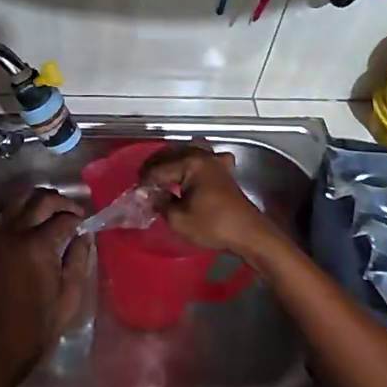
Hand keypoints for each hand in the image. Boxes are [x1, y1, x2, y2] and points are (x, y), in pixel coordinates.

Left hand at [0, 188, 92, 381]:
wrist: (1, 340)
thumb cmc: (40, 323)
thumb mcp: (70, 294)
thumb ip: (78, 259)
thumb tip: (84, 234)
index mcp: (37, 245)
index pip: (63, 219)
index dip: (78, 218)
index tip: (88, 224)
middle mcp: (15, 232)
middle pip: (40, 200)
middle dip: (61, 201)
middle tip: (75, 212)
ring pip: (18, 199)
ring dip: (38, 198)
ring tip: (54, 211)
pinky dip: (11, 207)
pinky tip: (25, 214)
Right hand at [140, 144, 292, 256]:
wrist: (249, 235)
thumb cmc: (213, 226)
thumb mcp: (178, 218)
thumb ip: (159, 202)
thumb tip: (148, 194)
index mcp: (189, 163)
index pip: (158, 169)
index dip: (145, 182)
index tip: (137, 193)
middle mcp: (202, 155)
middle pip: (170, 155)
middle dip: (155, 168)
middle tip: (145, 184)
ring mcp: (215, 161)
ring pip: (187, 151)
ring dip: (172, 161)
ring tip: (163, 175)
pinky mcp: (224, 170)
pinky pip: (205, 157)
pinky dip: (195, 160)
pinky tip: (192, 168)